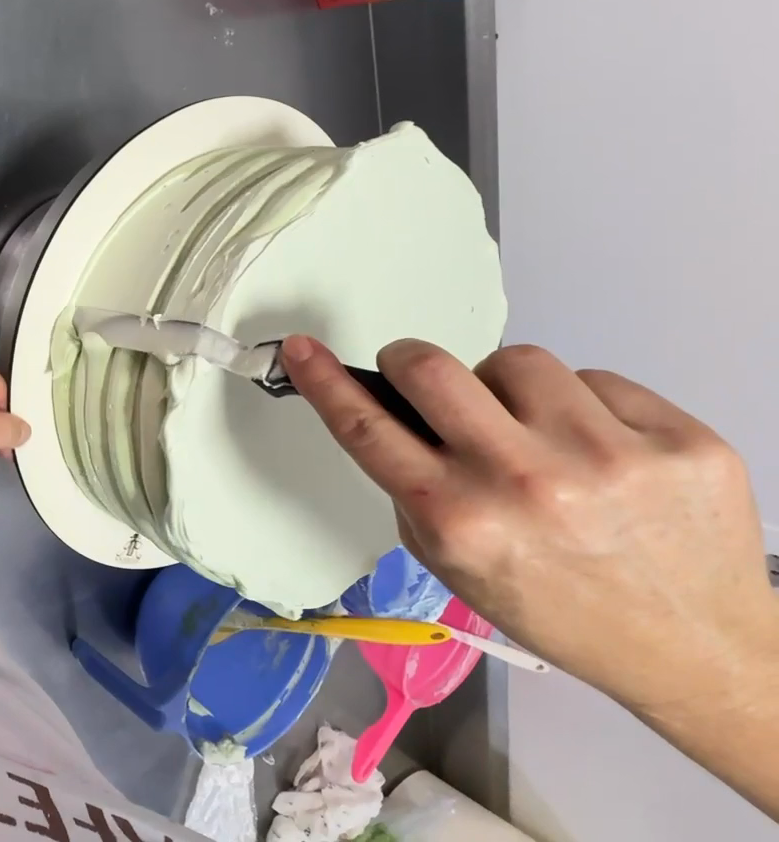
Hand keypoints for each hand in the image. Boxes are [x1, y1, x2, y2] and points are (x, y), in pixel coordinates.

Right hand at [282, 335, 776, 714]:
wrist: (699, 650)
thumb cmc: (556, 608)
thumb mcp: (450, 563)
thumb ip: (413, 487)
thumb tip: (396, 417)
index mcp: (459, 520)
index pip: (367, 427)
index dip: (323, 380)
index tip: (300, 348)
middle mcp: (525, 482)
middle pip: (430, 368)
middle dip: (408, 361)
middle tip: (418, 378)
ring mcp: (609, 456)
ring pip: (516, 360)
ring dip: (502, 386)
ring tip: (527, 428)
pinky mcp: (680, 441)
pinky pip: (596, 379)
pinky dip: (577, 403)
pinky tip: (592, 446)